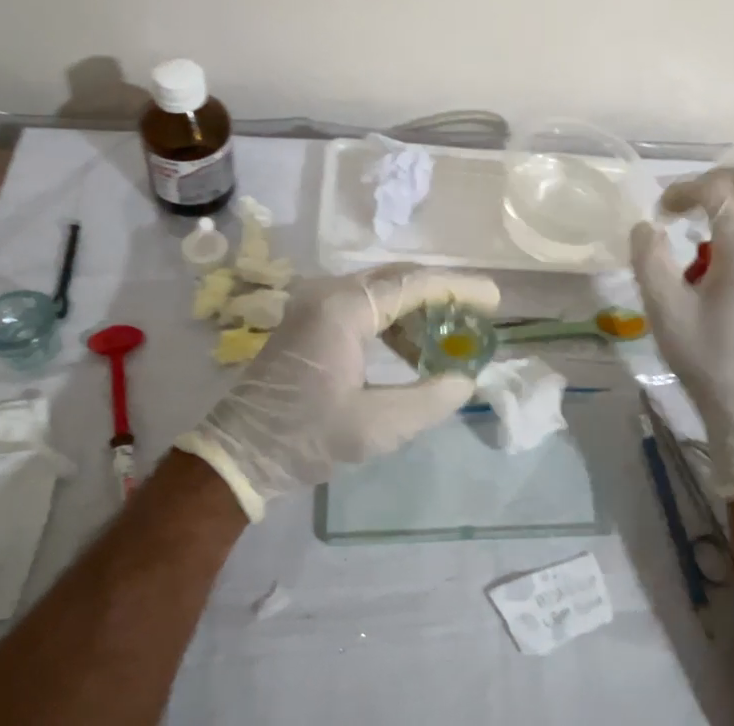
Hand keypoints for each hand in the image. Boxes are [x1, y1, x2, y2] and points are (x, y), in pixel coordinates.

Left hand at [172, 265, 498, 521]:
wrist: (239, 454)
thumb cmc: (306, 438)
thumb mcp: (377, 426)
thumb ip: (430, 399)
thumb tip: (465, 379)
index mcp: (343, 308)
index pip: (414, 284)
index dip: (459, 288)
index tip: (495, 298)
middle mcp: (328, 292)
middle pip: (399, 278)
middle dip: (442, 293)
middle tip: (480, 313)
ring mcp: (315, 303)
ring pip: (382, 290)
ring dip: (419, 309)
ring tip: (451, 337)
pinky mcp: (310, 320)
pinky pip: (364, 305)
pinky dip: (394, 321)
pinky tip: (413, 350)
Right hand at [630, 166, 733, 498]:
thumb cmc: (706, 356)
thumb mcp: (663, 308)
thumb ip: (649, 258)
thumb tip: (645, 226)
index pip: (716, 190)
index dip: (682, 190)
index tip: (659, 212)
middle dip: (719, 180)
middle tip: (689, 203)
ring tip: (712, 218)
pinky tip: (729, 246)